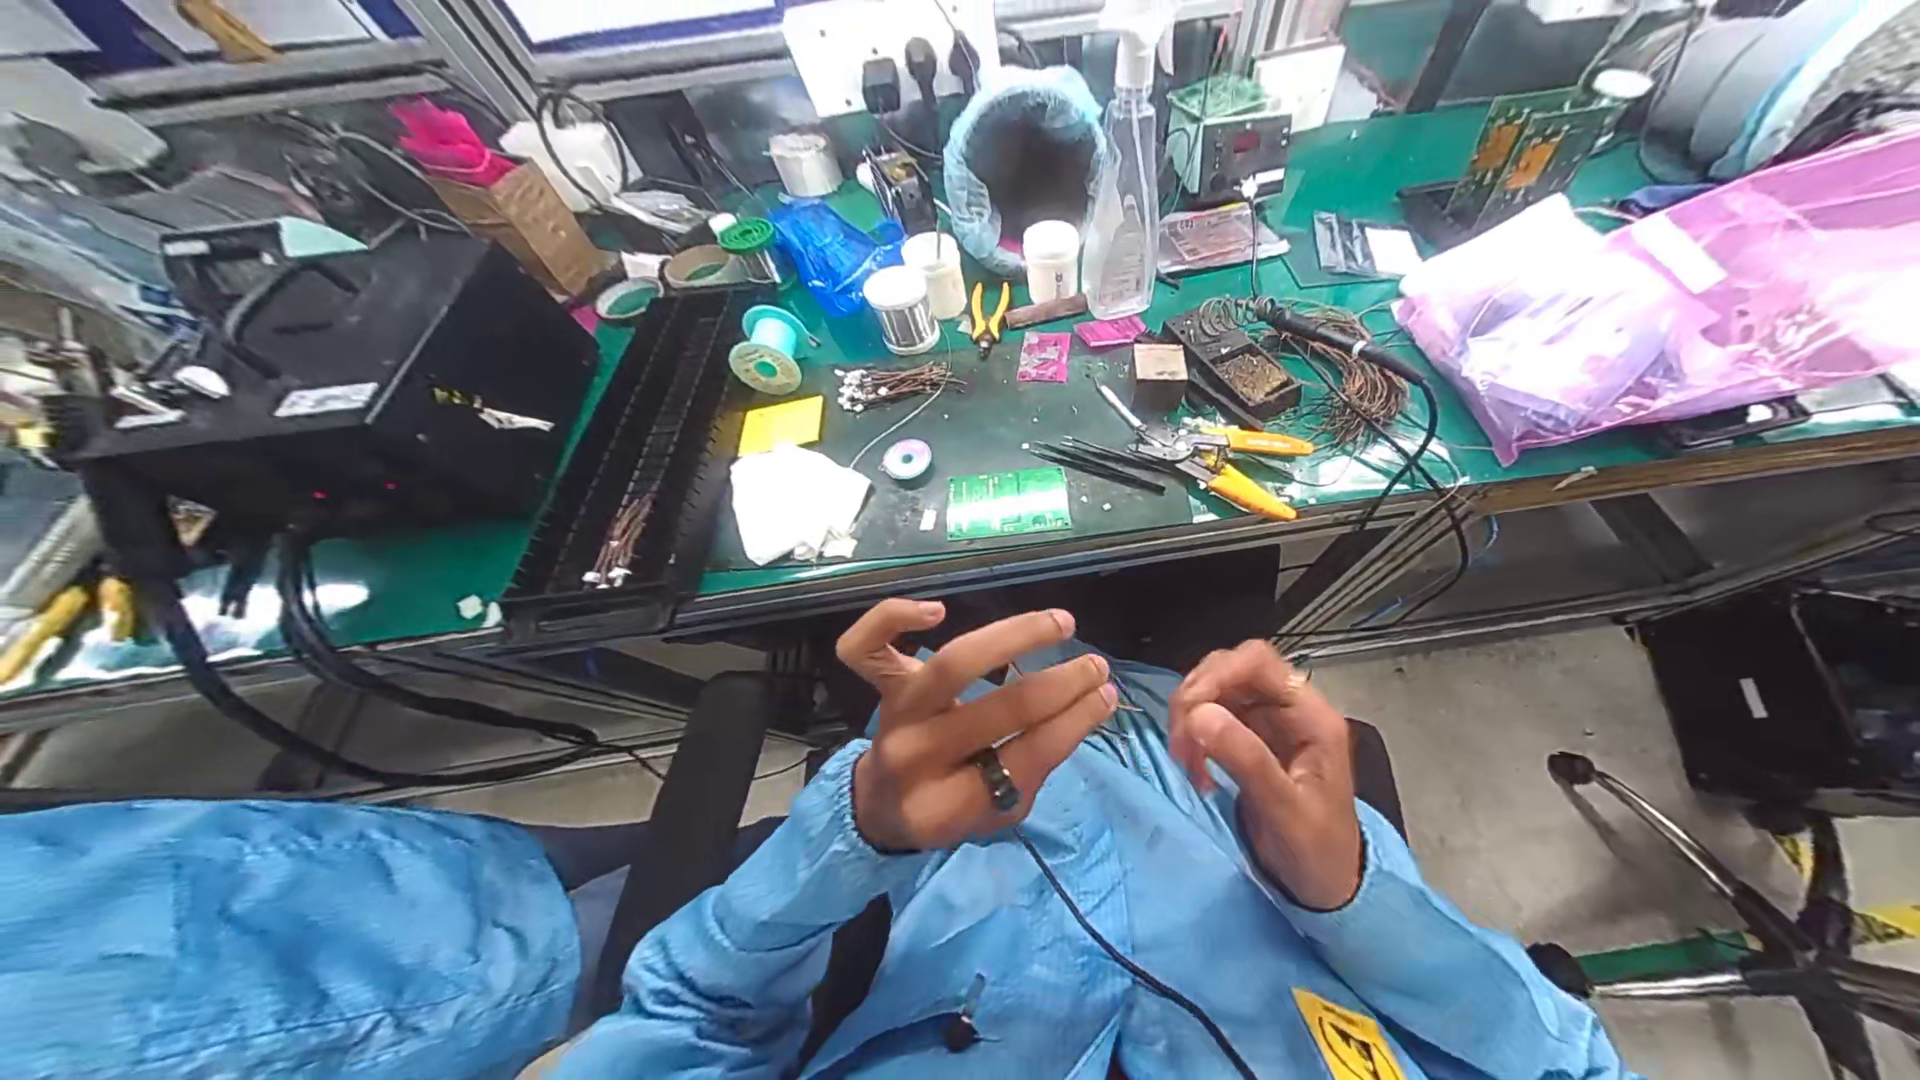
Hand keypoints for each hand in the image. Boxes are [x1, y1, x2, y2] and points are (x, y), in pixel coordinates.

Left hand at [836, 599, 1116, 851]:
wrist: (880, 802)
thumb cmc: (948, 805)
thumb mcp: (996, 810)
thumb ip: (1034, 764)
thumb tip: (1087, 703)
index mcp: (947, 806)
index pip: (1023, 760)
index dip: (1072, 724)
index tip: (1106, 697)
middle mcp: (916, 756)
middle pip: (994, 711)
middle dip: (1056, 686)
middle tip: (1096, 667)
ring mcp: (895, 714)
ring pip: (951, 664)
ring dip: (1013, 637)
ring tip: (1059, 623)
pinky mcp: (880, 686)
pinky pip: (867, 646)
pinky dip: (894, 616)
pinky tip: (938, 610)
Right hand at [1168, 641, 1361, 909]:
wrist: (1326, 887)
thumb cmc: (1318, 852)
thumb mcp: (1286, 811)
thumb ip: (1248, 760)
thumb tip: (1199, 715)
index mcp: (1310, 716)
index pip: (1258, 662)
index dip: (1217, 673)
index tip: (1190, 711)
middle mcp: (1285, 708)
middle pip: (1227, 668)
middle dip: (1195, 697)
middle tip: (1182, 743)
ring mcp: (1263, 719)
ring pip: (1211, 689)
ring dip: (1187, 717)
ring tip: (1187, 759)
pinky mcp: (1243, 734)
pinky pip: (1205, 714)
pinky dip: (1188, 732)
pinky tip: (1192, 763)